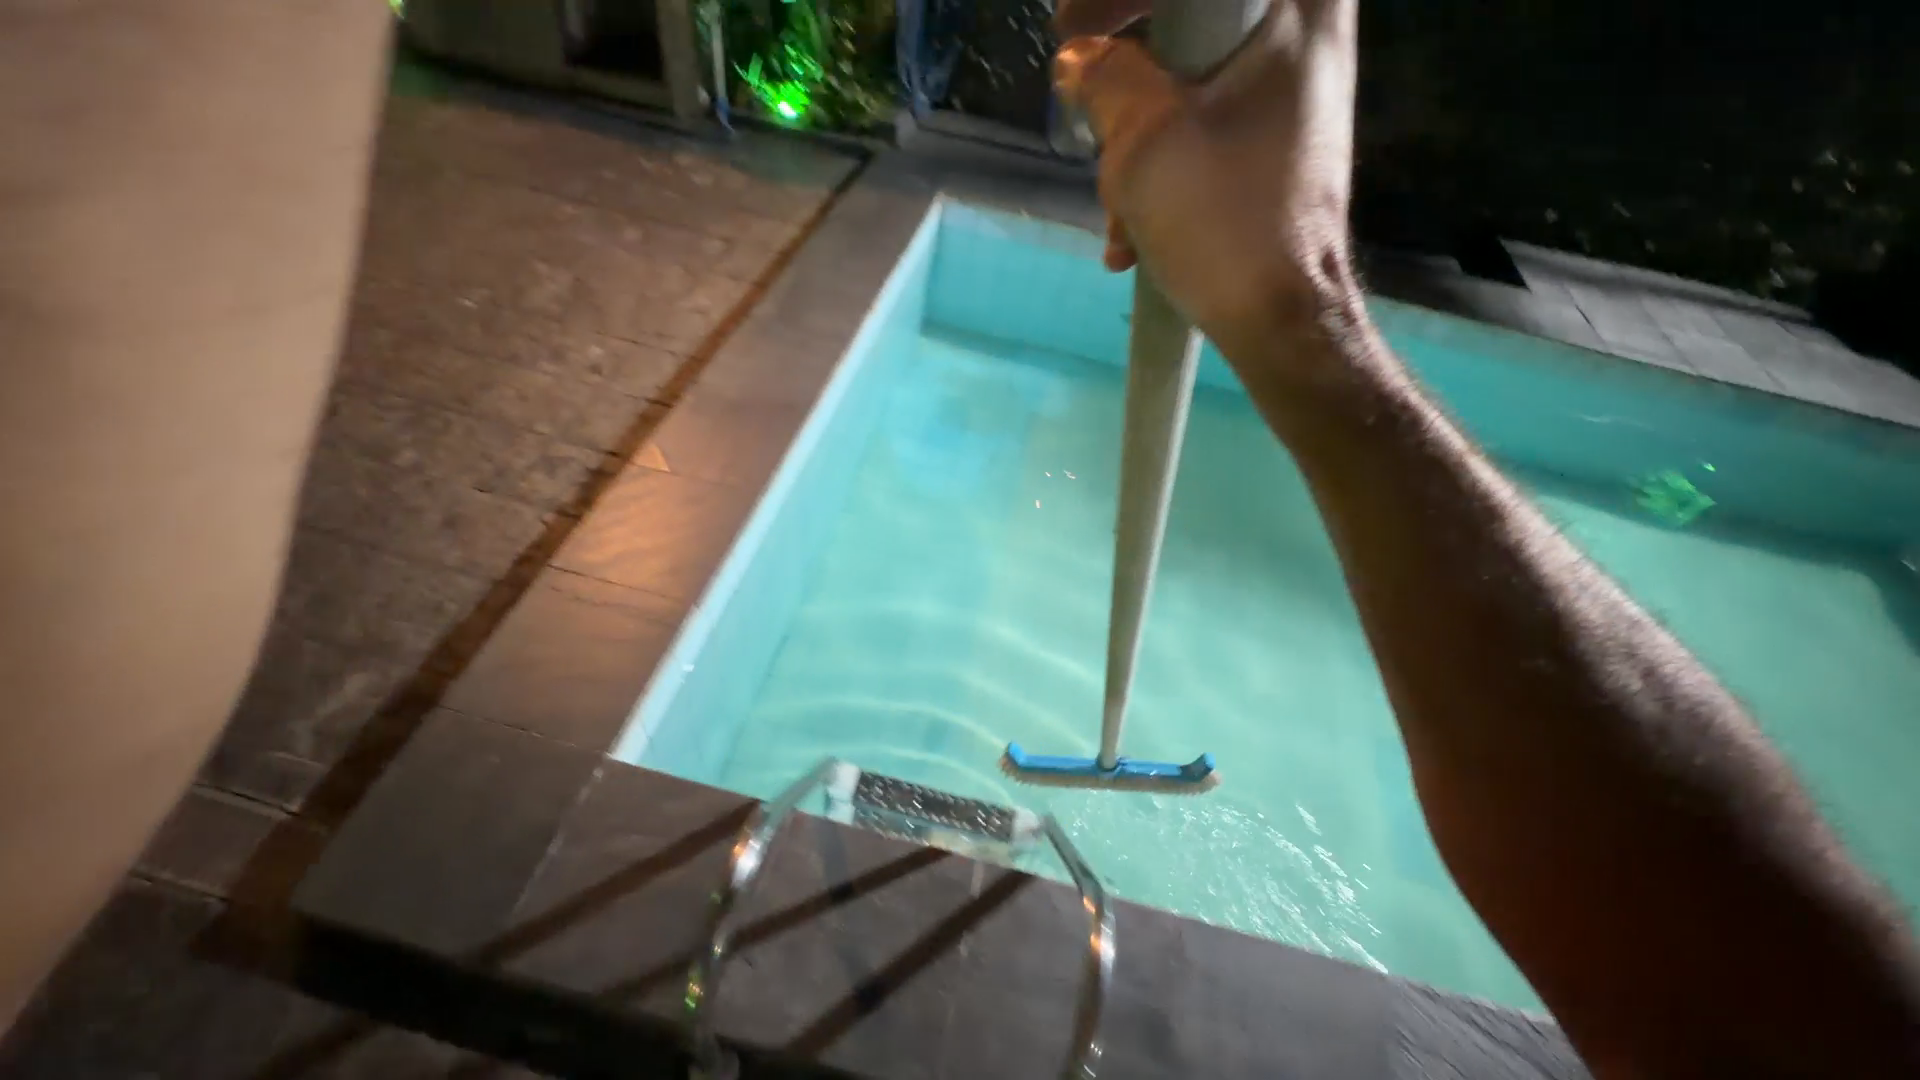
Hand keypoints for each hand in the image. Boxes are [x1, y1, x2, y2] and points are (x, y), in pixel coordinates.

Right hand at [1054, 0, 1363, 351]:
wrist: (1279, 319)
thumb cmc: (1220, 221)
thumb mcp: (1145, 140)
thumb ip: (1105, 78)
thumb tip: (1079, 59)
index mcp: (1293, 9)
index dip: (1116, 2)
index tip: (1071, 31)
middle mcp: (1308, 34)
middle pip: (1185, 30)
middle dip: (1125, 92)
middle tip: (1086, 119)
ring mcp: (1296, 92)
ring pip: (1187, 86)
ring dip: (1135, 148)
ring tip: (1116, 214)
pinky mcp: (1279, 141)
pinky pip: (1205, 128)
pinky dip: (1163, 168)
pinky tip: (1134, 230)